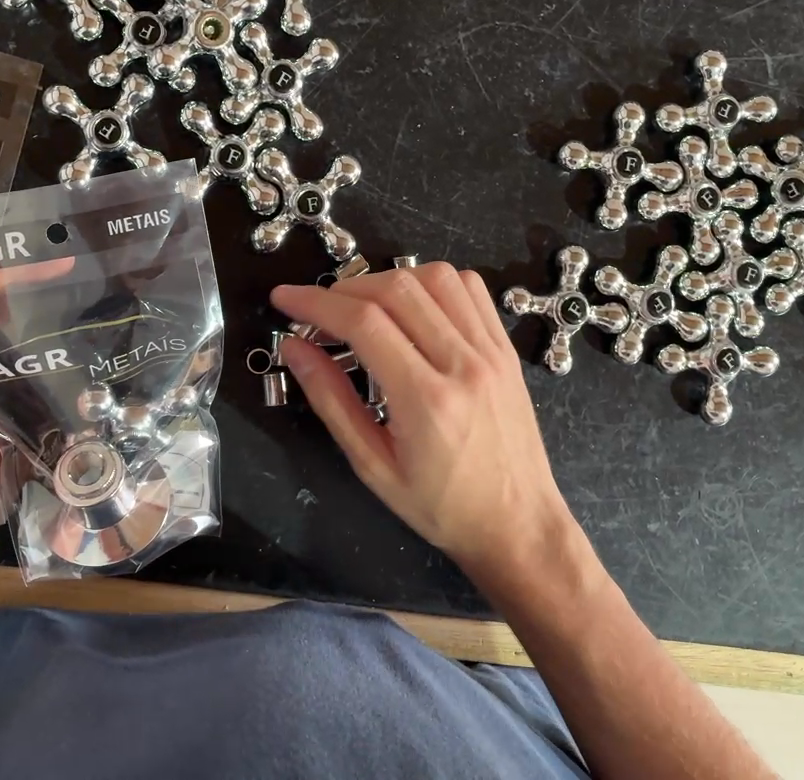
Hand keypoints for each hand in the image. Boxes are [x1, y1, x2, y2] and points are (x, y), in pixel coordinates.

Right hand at [271, 263, 578, 587]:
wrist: (519, 526)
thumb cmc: (440, 507)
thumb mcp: (373, 466)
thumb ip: (331, 401)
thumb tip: (295, 348)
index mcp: (426, 399)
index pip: (364, 322)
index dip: (315, 301)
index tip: (284, 298)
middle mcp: (463, 363)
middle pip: (396, 289)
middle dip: (344, 289)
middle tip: (318, 311)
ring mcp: (491, 351)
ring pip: (435, 277)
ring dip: (388, 280)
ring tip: (362, 306)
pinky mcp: (506, 348)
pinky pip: (470, 289)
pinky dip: (432, 282)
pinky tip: (412, 305)